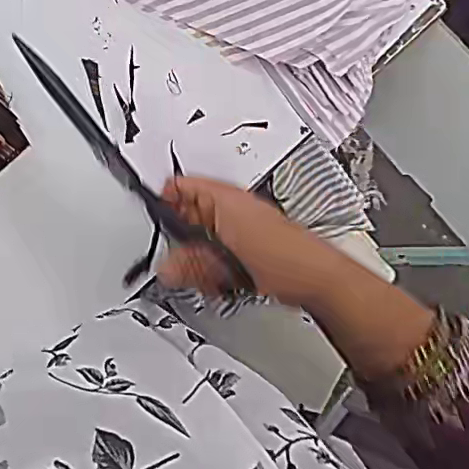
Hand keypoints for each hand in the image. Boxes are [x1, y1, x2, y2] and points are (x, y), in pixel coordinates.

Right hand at [155, 176, 365, 309]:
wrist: (317, 278)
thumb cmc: (285, 257)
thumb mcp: (223, 262)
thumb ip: (189, 263)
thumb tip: (165, 267)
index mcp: (222, 196)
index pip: (177, 187)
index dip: (161, 204)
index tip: (152, 224)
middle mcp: (230, 205)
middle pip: (186, 218)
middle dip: (181, 243)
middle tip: (181, 263)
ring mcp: (240, 224)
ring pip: (201, 238)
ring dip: (199, 260)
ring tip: (209, 276)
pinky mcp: (247, 243)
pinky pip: (218, 250)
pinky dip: (215, 266)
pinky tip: (224, 281)